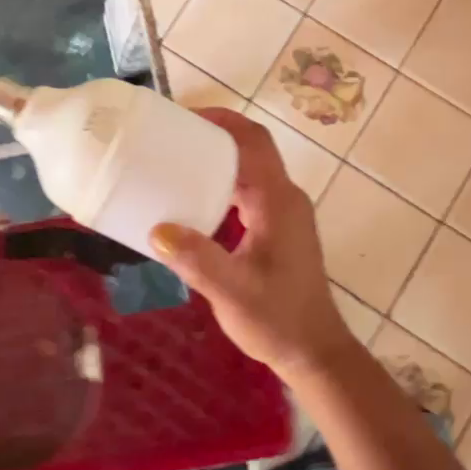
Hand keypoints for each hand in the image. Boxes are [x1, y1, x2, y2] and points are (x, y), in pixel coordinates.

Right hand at [148, 109, 355, 378]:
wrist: (314, 354)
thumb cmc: (277, 319)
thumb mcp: (232, 291)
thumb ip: (197, 259)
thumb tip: (156, 230)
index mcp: (278, 202)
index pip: (254, 142)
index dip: (222, 120)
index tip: (184, 115)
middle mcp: (284, 199)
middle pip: (251, 148)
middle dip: (213, 134)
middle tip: (169, 136)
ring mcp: (284, 214)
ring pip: (249, 169)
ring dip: (217, 157)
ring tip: (174, 160)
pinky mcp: (278, 229)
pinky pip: (248, 190)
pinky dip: (221, 181)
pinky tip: (192, 198)